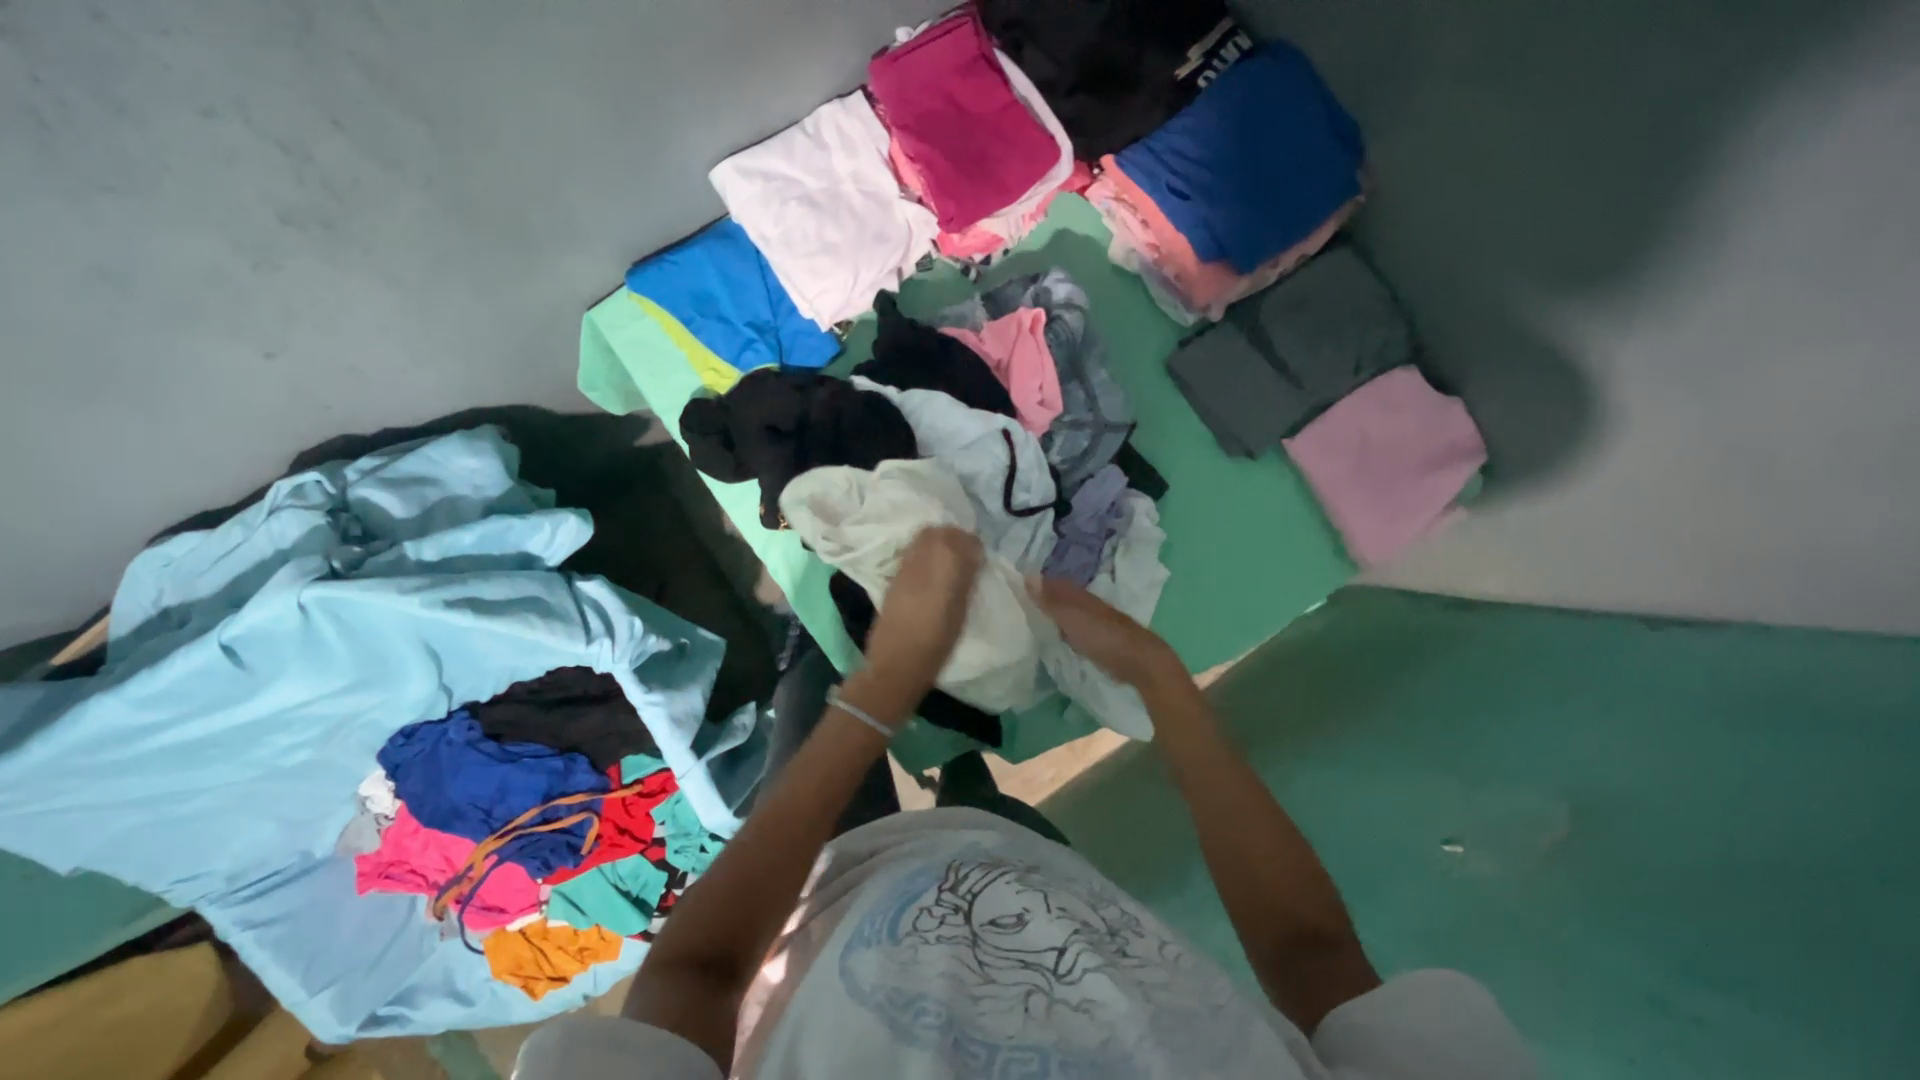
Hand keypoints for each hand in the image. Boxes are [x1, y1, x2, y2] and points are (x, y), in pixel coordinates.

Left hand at [863, 527, 984, 691]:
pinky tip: (930, 572)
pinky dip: (924, 553)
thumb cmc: (936, 644)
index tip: (980, 560)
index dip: (974, 546)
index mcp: (947, 566)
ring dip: (938, 543)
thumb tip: (972, 561)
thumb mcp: (961, 612)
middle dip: (955, 538)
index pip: (965, 540)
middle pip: (941, 532)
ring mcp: (905, 565)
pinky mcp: (893, 576)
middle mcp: (924, 558)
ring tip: (947, 562)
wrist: (897, 662)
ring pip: (923, 538)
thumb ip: (966, 581)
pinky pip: (912, 551)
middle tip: (965, 555)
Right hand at [1027, 575, 1183, 688]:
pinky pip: (1072, 628)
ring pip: (1066, 612)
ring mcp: (1093, 621)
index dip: (1034, 582)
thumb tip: (1027, 574)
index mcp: (1078, 595)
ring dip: (1050, 612)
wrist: (1137, 660)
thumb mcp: (1071, 618)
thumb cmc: (1102, 637)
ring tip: (1028, 616)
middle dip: (1041, 596)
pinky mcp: (1097, 639)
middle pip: (1059, 596)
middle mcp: (1086, 604)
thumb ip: (1050, 600)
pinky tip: (1053, 633)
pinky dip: (1061, 627)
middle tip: (1014, 601)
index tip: (1011, 584)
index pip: (1051, 583)